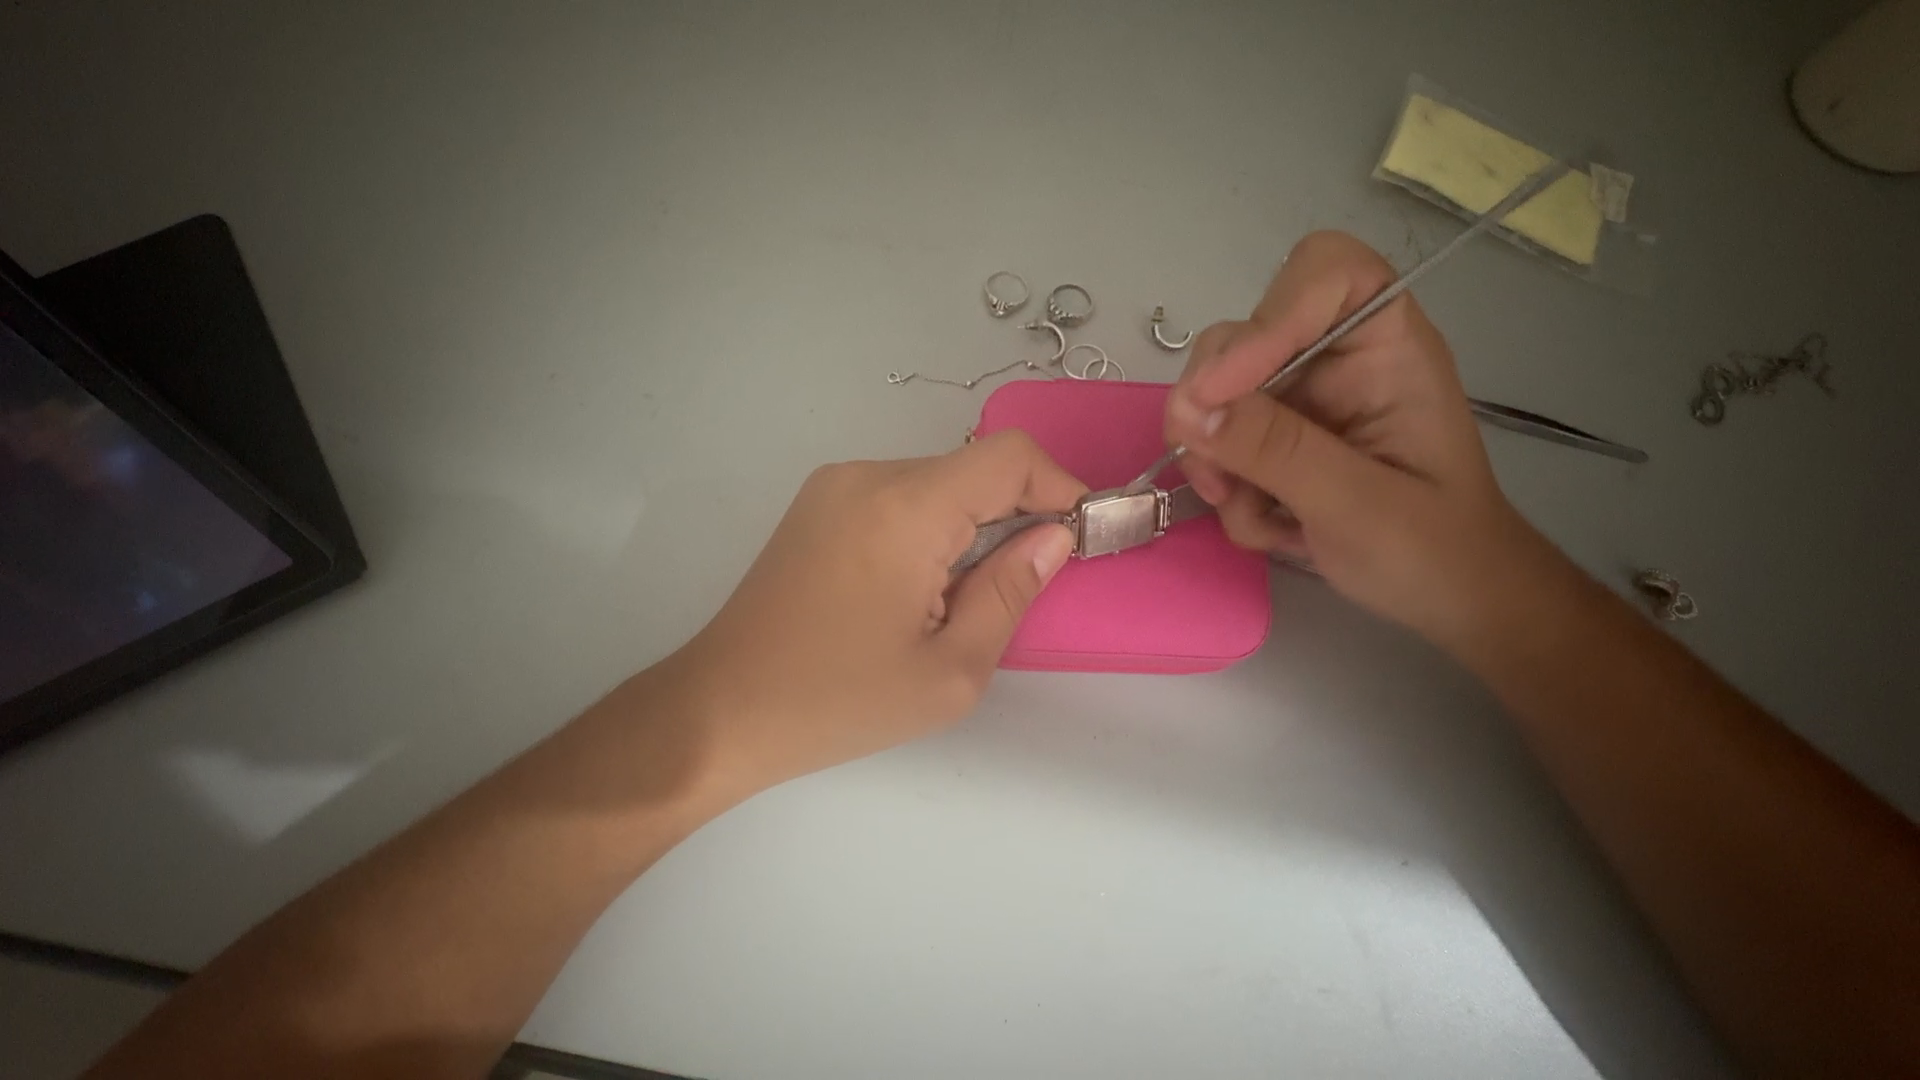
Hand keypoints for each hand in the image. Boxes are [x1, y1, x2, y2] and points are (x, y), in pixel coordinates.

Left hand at [664, 431, 1083, 795]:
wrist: (719, 709)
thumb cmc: (838, 703)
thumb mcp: (950, 671)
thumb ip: (1010, 592)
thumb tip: (1053, 538)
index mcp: (904, 508)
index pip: (1008, 456)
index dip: (1060, 486)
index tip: (1082, 536)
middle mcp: (867, 475)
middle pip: (973, 467)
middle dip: (1018, 512)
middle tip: (1027, 582)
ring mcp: (835, 485)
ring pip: (938, 481)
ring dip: (972, 524)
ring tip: (962, 597)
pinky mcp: (817, 504)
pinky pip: (900, 496)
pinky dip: (932, 527)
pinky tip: (919, 587)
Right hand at [1163, 230, 1549, 643]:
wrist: (1448, 601)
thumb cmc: (1433, 551)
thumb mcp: (1356, 503)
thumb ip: (1275, 450)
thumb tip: (1189, 409)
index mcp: (1385, 350)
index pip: (1326, 273)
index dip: (1268, 319)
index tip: (1222, 393)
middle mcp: (1334, 362)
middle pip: (1243, 337)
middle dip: (1214, 405)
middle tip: (1217, 476)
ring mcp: (1298, 402)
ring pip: (1215, 395)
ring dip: (1213, 459)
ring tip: (1250, 512)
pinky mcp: (1272, 441)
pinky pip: (1216, 444)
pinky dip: (1225, 489)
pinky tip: (1267, 525)